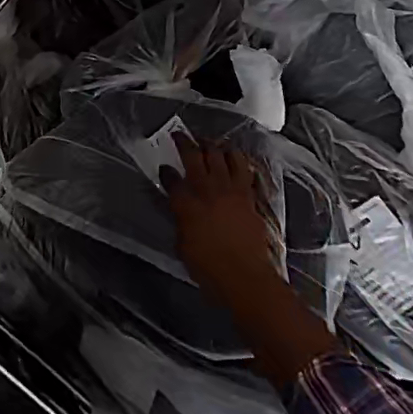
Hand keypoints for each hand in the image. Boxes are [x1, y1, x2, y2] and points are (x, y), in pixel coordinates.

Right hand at [160, 137, 278, 304]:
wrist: (246, 278)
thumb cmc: (210, 270)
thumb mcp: (184, 248)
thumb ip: (181, 223)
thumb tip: (182, 213)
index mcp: (186, 204)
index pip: (172, 180)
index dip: (166, 172)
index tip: (164, 168)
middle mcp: (207, 190)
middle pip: (194, 156)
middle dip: (184, 142)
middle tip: (180, 135)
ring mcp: (229, 189)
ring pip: (220, 154)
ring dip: (212, 144)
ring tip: (207, 141)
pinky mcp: (247, 194)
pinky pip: (242, 167)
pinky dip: (236, 157)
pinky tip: (233, 155)